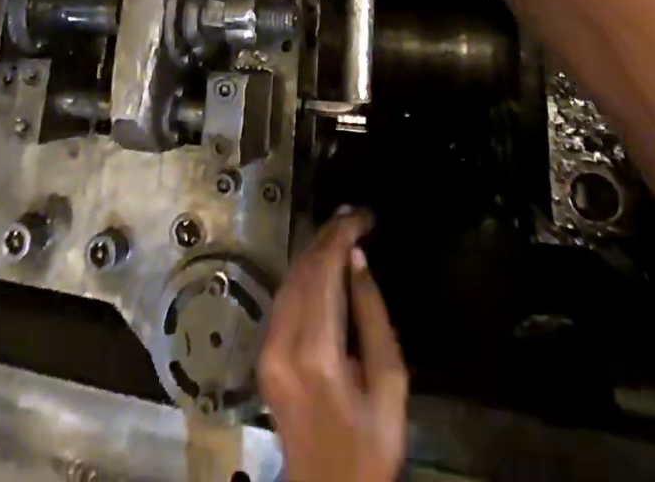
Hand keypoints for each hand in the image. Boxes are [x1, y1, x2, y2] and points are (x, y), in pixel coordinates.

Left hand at [259, 208, 407, 481]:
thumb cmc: (372, 440)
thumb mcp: (390, 380)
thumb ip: (372, 314)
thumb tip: (356, 260)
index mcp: (317, 350)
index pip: (324, 270)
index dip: (342, 234)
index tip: (364, 215)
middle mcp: (282, 342)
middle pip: (302, 270)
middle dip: (327, 236)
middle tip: (355, 215)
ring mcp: (267, 349)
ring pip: (288, 280)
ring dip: (314, 251)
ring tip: (342, 229)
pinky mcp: (264, 356)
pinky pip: (283, 299)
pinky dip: (304, 274)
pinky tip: (324, 262)